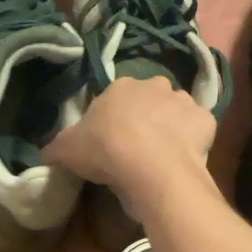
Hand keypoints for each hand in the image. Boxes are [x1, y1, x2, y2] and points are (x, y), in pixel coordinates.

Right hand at [45, 76, 217, 217]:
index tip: (109, 146)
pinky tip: (182, 161)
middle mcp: (155, 84)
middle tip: (135, 152)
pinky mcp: (206, 121)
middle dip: (144, 121)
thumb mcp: (67, 150)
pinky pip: (198, 131)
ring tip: (160, 159)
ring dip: (169, 130)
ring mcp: (184, 101)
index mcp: (121, 86)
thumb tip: (45, 153)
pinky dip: (192, 143)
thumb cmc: (106, 151)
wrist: (151, 167)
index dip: (111, 123)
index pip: (114, 101)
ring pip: (175, 114)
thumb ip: (56, 148)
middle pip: (148, 102)